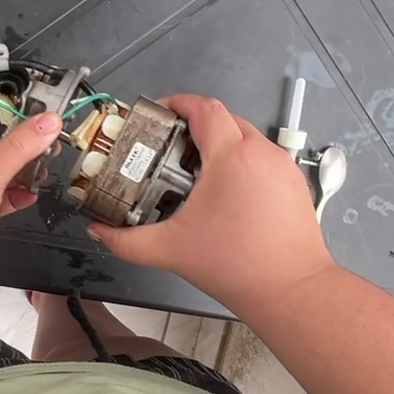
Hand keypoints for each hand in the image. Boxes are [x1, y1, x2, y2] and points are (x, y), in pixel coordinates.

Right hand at [87, 95, 335, 305]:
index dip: (178, 103)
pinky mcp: (293, 184)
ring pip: (246, 136)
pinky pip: (262, 157)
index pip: (204, 108)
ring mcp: (282, 168)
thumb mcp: (170, 250)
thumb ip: (126, 240)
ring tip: (192, 167)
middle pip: (224, 118)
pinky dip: (240, 161)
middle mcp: (261, 154)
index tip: (159, 113)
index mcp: (231, 157)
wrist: (292, 291)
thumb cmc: (239, 265)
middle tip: (168, 144)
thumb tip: (100, 231)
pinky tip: (222, 190)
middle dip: (194, 124)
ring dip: (218, 142)